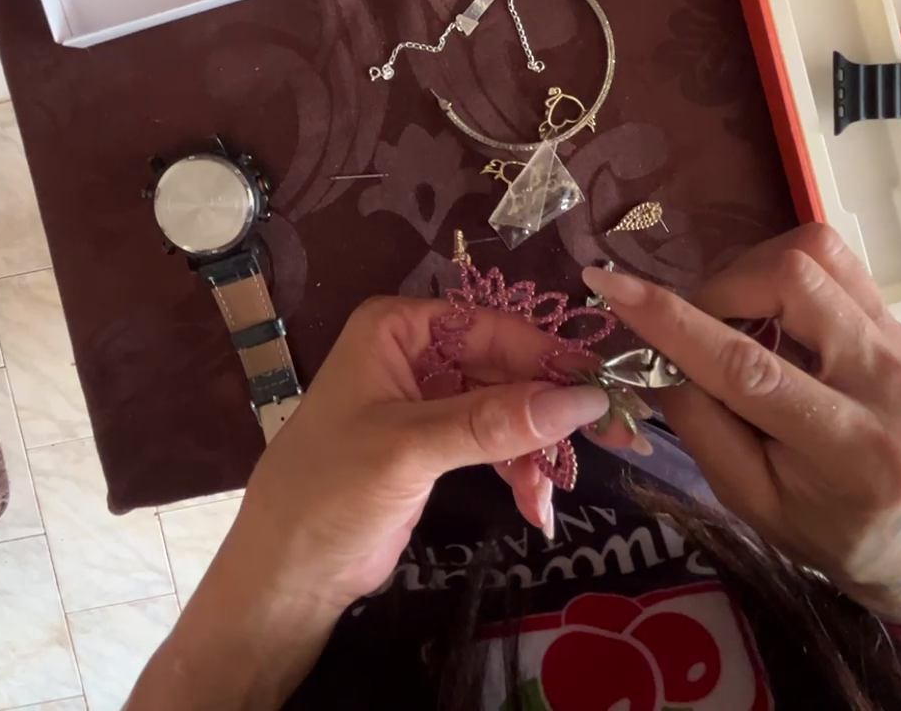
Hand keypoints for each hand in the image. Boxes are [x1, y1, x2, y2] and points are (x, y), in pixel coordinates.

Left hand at [222, 297, 610, 612]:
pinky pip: (494, 440)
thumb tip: (582, 399)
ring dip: (535, 447)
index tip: (602, 389)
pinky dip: (518, 469)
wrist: (286, 572)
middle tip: (614, 439)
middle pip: (504, 366)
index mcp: (399, 328)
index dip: (547, 356)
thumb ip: (493, 421)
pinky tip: (534, 506)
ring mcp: (428, 397)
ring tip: (554, 492)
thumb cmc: (330, 489)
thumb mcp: (410, 447)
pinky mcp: (436, 441)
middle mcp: (416, 352)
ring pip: (505, 406)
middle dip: (549, 408)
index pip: (490, 327)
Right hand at [580, 224, 900, 622]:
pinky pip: (831, 262)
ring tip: (731, 317)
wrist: (894, 528)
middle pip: (792, 280)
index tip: (609, 285)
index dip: (670, 320)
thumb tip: (649, 345)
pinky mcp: (900, 322)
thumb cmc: (808, 519)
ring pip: (815, 254)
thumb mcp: (738, 491)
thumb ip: (694, 416)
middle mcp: (893, 386)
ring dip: (749, 274)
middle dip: (720, 290)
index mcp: (849, 449)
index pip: (746, 367)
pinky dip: (777, 273)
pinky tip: (766, 313)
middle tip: (695, 325)